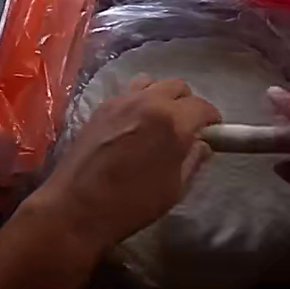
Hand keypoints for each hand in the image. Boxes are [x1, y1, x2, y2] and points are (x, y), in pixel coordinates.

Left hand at [22, 75, 220, 259]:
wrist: (76, 207)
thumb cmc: (131, 204)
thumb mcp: (174, 188)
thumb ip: (193, 160)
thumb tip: (202, 144)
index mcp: (172, 121)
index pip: (202, 106)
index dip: (212, 118)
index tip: (213, 130)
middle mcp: (148, 102)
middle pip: (178, 86)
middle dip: (188, 102)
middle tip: (188, 125)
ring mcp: (122, 100)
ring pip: (151, 82)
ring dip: (161, 95)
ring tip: (159, 118)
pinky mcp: (102, 106)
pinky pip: (128, 92)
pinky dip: (139, 100)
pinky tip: (134, 123)